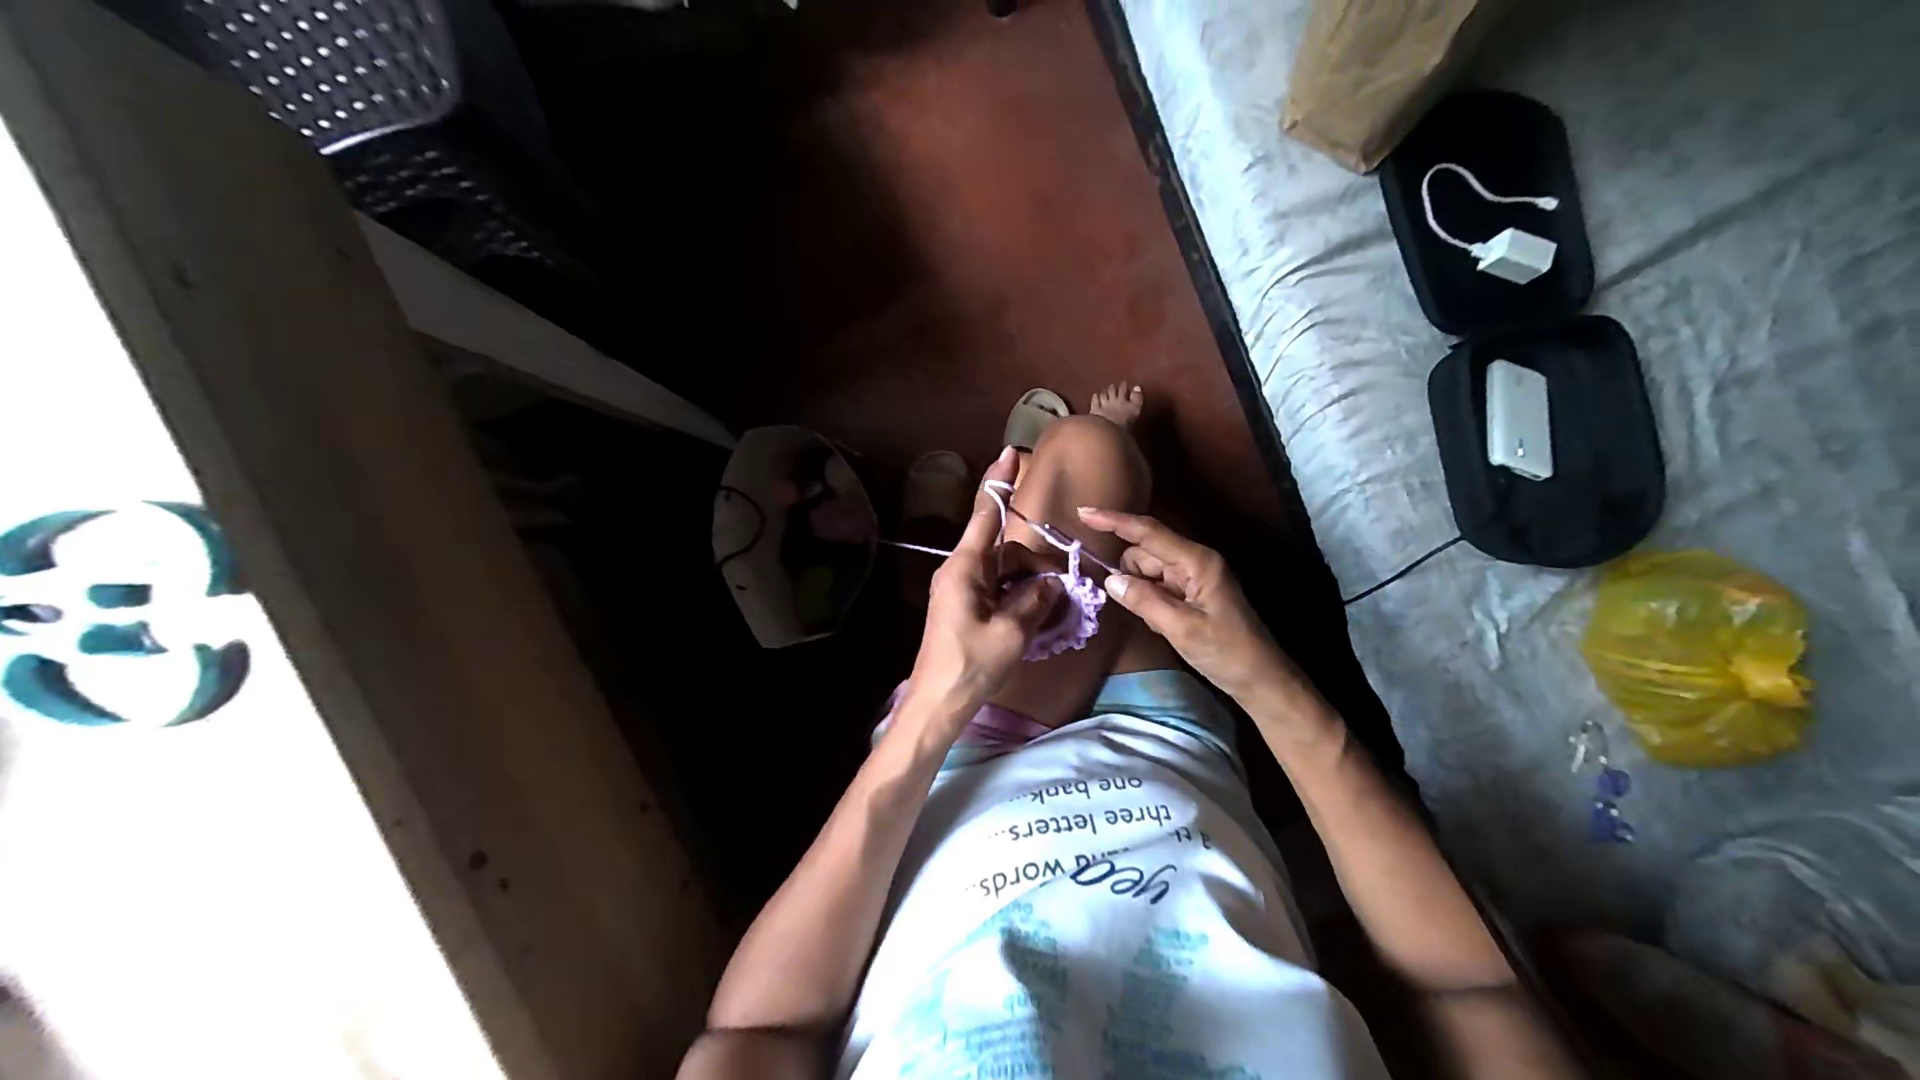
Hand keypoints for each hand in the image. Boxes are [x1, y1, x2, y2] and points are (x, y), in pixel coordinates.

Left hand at [903, 448, 1062, 724]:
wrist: (938, 702)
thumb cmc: (971, 664)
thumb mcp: (1012, 632)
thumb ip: (1036, 599)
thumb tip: (1051, 583)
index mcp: (965, 567)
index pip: (986, 515)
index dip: (1000, 484)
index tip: (1011, 453)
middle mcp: (960, 571)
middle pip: (1006, 550)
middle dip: (1036, 564)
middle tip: (1062, 591)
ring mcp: (961, 589)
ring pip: (1005, 572)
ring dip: (1030, 586)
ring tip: (1051, 613)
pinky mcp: (965, 607)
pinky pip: (998, 590)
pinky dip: (1019, 598)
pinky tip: (1036, 619)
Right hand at [1076, 507, 1298, 703]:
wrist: (1259, 678)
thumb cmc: (1226, 652)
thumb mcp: (1181, 628)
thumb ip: (1143, 601)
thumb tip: (1111, 579)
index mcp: (1197, 561)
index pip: (1148, 532)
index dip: (1114, 521)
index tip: (1083, 511)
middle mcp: (1194, 560)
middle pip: (1143, 551)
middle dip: (1129, 574)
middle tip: (1140, 609)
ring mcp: (1193, 575)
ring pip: (1146, 569)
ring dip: (1140, 591)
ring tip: (1158, 621)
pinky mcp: (1190, 590)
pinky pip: (1156, 585)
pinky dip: (1150, 600)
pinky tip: (1163, 622)